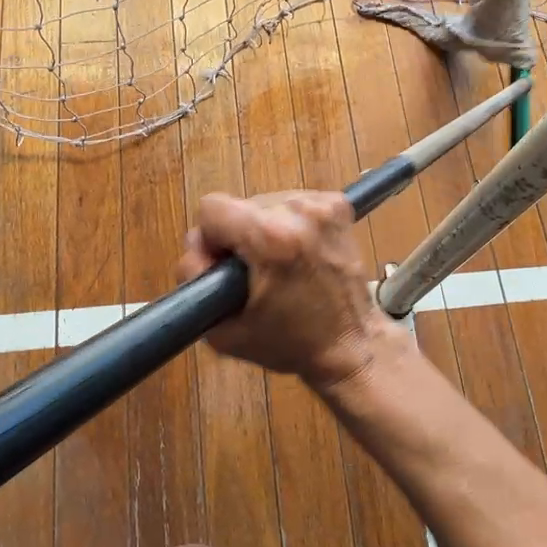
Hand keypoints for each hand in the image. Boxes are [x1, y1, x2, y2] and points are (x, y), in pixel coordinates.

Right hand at [174, 191, 404, 391]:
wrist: (351, 344)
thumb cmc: (288, 342)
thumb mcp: (223, 328)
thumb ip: (194, 280)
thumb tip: (195, 247)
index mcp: (270, 237)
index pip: (211, 207)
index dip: (209, 238)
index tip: (223, 265)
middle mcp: (297, 211)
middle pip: (240, 205)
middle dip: (238, 235)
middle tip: (253, 272)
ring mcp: (322, 204)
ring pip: (266, 202)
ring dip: (263, 228)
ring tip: (279, 264)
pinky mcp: (338, 203)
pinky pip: (293, 202)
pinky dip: (288, 223)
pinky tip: (297, 251)